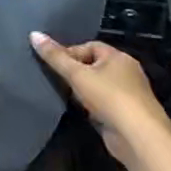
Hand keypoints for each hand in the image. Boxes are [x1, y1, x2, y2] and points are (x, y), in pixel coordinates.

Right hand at [31, 32, 170, 168]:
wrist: (137, 136)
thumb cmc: (109, 97)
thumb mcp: (77, 74)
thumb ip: (55, 57)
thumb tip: (33, 34)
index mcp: (118, 57)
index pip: (90, 46)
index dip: (70, 52)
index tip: (53, 63)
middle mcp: (126, 72)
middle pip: (94, 66)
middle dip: (75, 72)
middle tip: (55, 79)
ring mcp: (127, 95)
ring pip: (98, 86)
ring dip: (83, 91)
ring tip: (63, 95)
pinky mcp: (125, 114)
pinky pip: (103, 104)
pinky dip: (90, 106)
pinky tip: (78, 111)